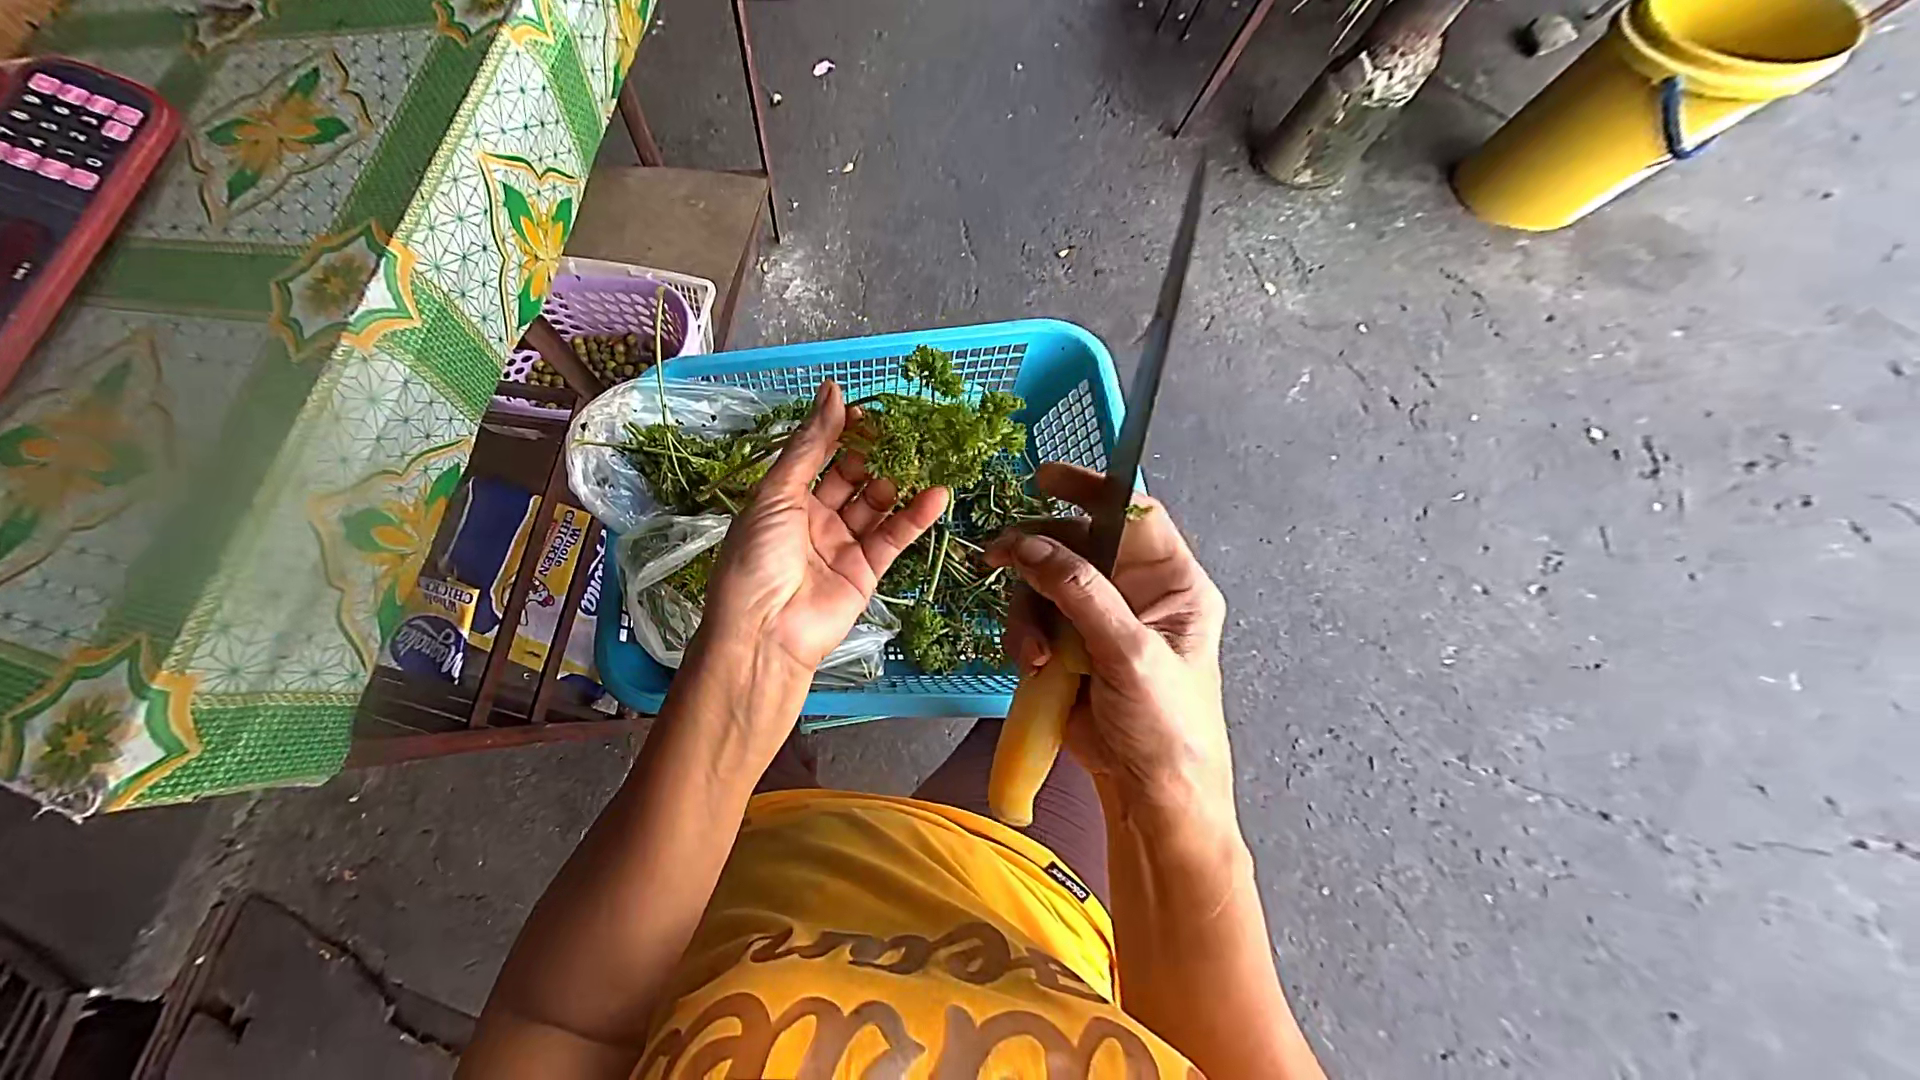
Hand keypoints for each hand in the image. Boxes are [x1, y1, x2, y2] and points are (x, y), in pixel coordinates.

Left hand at [695, 378, 947, 685]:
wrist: (766, 633)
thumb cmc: (757, 558)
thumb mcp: (777, 493)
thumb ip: (810, 445)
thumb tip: (833, 392)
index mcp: (786, 499)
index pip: (821, 455)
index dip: (843, 432)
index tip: (870, 412)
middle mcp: (815, 519)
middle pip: (852, 478)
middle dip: (874, 455)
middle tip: (902, 432)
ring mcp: (843, 544)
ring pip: (877, 505)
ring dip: (897, 482)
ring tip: (924, 457)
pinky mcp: (868, 569)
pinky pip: (894, 536)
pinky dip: (916, 516)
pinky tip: (936, 494)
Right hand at [986, 463, 1232, 825]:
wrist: (1149, 792)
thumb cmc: (1166, 725)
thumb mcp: (1131, 654)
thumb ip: (1081, 594)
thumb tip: (1032, 545)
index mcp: (1171, 583)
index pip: (1132, 516)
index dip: (1092, 491)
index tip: (1046, 479)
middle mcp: (1134, 592)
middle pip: (1075, 547)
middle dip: (1037, 556)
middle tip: (999, 558)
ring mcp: (1097, 619)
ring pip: (1043, 585)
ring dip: (1027, 612)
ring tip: (1035, 655)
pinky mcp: (1070, 646)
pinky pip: (1033, 620)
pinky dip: (1024, 637)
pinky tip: (1034, 666)